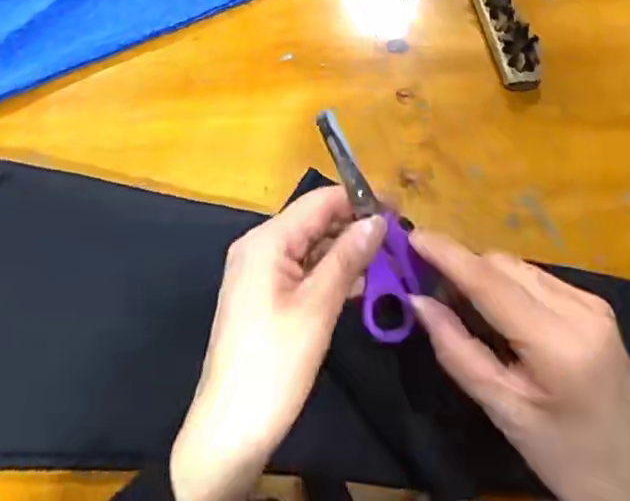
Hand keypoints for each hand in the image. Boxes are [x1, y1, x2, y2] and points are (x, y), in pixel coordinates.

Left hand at [170, 187, 385, 500]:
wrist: (230, 430)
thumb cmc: (275, 363)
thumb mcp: (318, 307)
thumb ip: (348, 257)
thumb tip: (378, 219)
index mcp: (267, 240)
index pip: (319, 201)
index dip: (358, 199)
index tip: (398, 207)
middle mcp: (260, 246)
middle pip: (315, 221)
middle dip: (355, 226)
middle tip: (399, 238)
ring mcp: (260, 272)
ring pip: (312, 247)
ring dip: (347, 251)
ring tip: (390, 259)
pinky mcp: (265, 297)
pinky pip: (303, 271)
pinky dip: (332, 273)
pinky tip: (363, 284)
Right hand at [410, 230, 629, 500]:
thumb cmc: (565, 459)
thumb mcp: (505, 412)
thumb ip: (458, 352)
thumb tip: (418, 302)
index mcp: (559, 343)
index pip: (491, 283)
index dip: (448, 255)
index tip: (413, 236)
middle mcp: (580, 309)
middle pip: (504, 266)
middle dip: (463, 269)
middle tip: (430, 291)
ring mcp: (592, 303)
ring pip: (519, 267)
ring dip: (484, 276)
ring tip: (461, 307)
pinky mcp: (596, 305)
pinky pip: (537, 279)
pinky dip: (509, 286)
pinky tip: (499, 315)